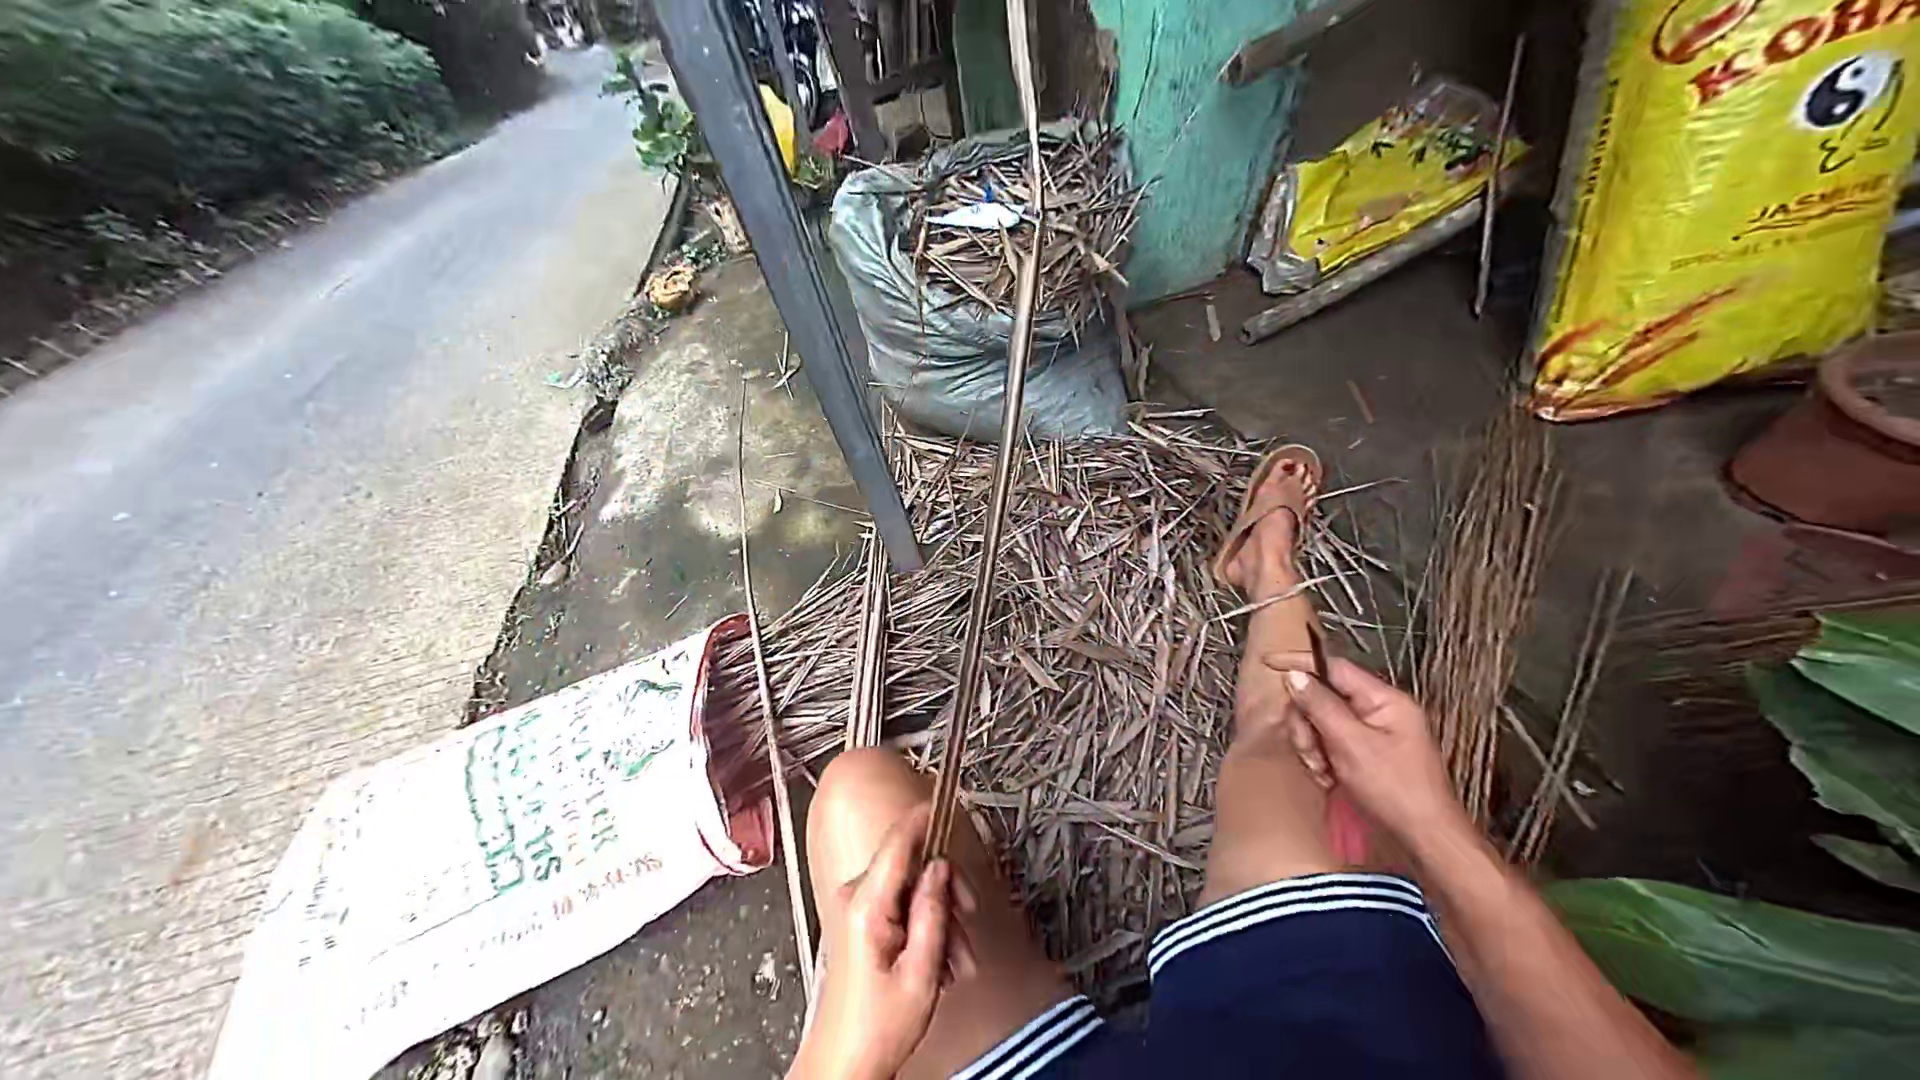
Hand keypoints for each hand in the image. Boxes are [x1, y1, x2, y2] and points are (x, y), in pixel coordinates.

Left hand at [790, 804, 976, 1079]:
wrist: (844, 1063)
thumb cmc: (873, 1028)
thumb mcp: (920, 970)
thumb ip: (933, 910)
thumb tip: (941, 867)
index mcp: (866, 904)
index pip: (899, 839)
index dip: (924, 814)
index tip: (944, 797)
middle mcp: (856, 897)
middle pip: (913, 864)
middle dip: (947, 891)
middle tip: (966, 920)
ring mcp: (857, 906)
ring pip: (913, 886)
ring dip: (941, 915)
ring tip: (954, 956)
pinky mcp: (863, 918)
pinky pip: (904, 902)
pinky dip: (928, 923)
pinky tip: (940, 955)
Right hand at [1283, 659, 1472, 852]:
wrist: (1424, 840)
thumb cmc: (1397, 792)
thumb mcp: (1351, 744)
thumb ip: (1320, 705)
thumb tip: (1295, 675)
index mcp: (1384, 700)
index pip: (1333, 667)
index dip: (1299, 664)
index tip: (1269, 663)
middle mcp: (1378, 711)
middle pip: (1321, 697)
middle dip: (1307, 723)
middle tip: (1311, 751)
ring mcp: (1371, 733)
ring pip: (1320, 721)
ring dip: (1311, 745)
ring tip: (1322, 770)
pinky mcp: (1363, 752)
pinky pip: (1327, 742)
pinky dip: (1320, 758)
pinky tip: (1327, 776)